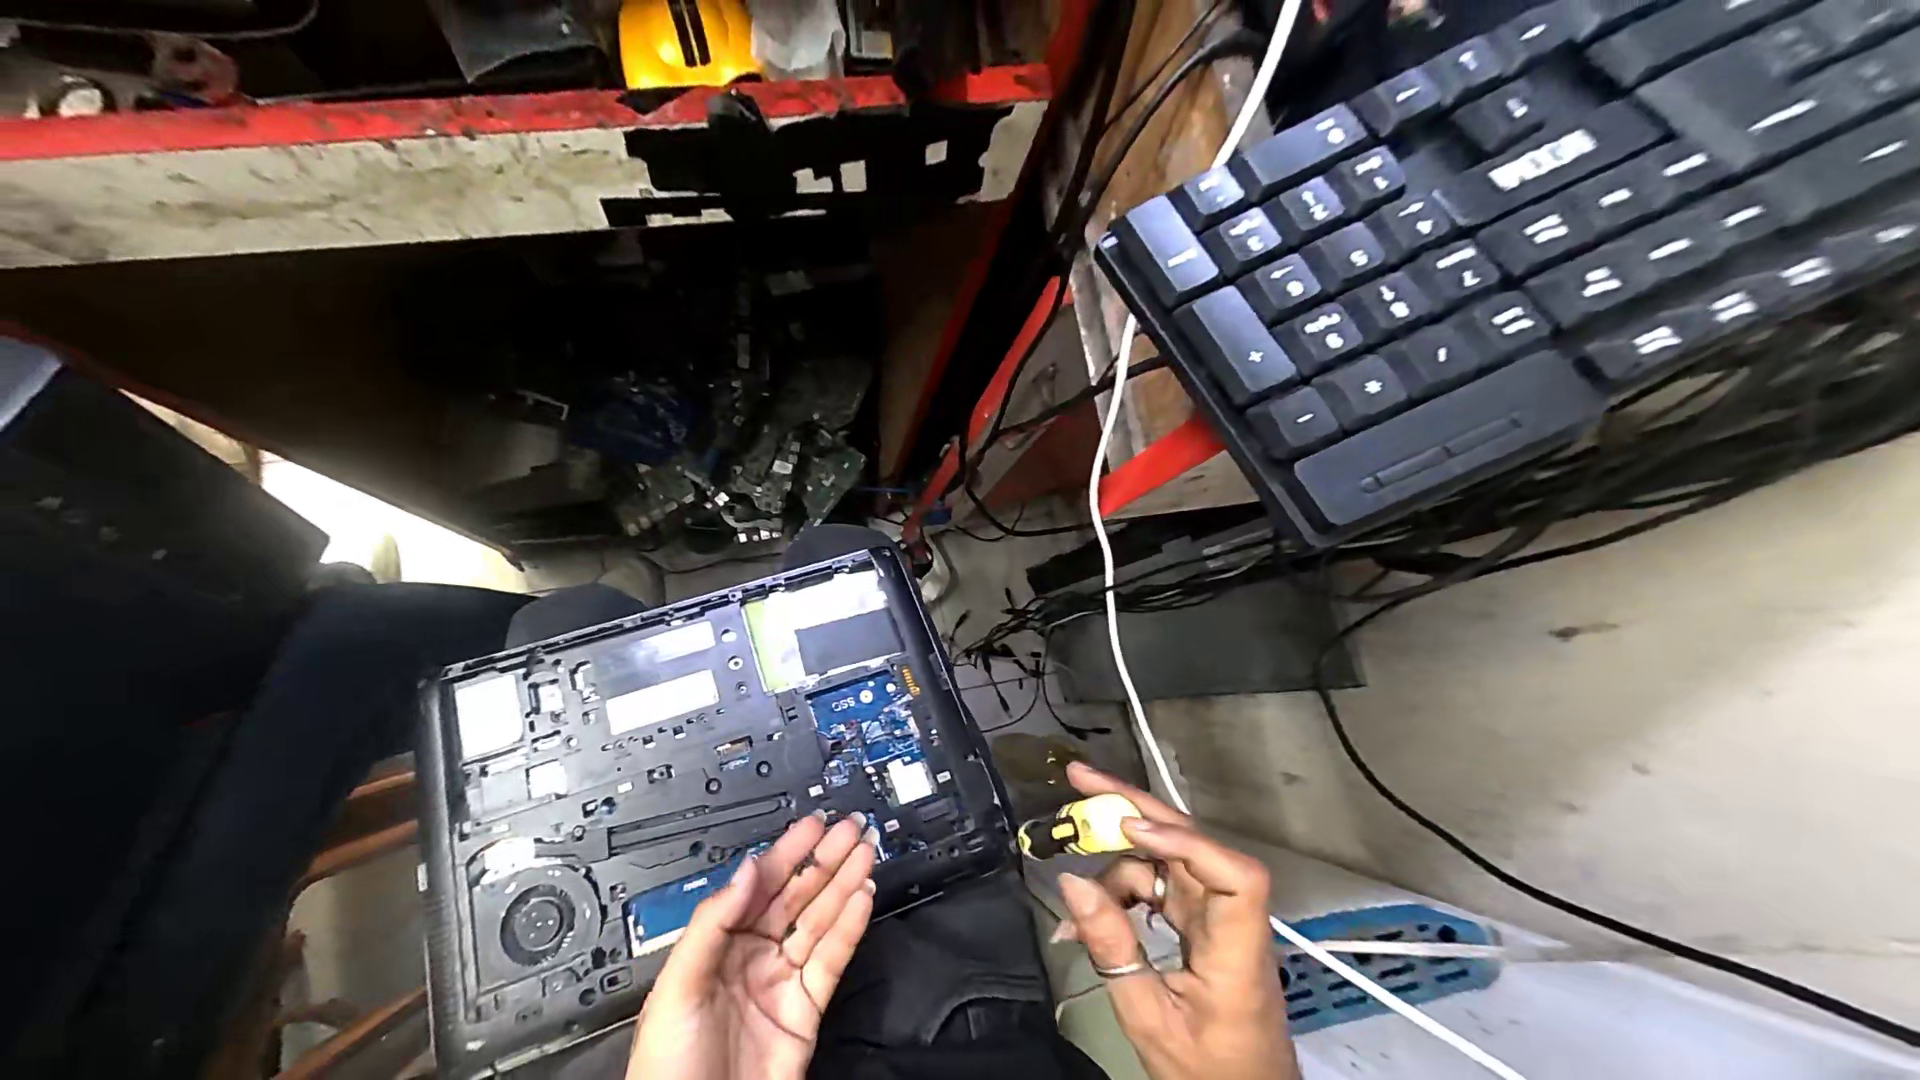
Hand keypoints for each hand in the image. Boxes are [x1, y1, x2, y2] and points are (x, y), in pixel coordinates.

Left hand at [625, 812, 876, 1079]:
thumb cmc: (668, 1071)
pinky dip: (852, 925)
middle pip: (798, 894)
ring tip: (866, 851)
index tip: (813, 824)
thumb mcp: (677, 988)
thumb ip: (711, 923)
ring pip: (821, 918)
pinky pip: (834, 957)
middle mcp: (754, 955)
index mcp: (720, 944)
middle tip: (851, 828)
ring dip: (845, 881)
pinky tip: (862, 896)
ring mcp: (783, 980)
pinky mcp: (807, 1008)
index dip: (790, 850)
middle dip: (826, 858)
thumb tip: (745, 870)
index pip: (761, 884)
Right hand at [1054, 762, 1297, 1079]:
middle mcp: (1230, 917)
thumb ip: (1113, 950)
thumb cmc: (1207, 1072)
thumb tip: (1071, 881)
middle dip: (1132, 805)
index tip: (1128, 828)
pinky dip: (1119, 889)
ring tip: (1071, 872)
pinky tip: (1089, 906)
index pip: (1234, 874)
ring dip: (1114, 858)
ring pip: (1163, 859)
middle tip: (1079, 780)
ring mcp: (1213, 914)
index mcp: (1238, 950)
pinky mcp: (1197, 921)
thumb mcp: (1149, 1019)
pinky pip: (1155, 885)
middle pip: (1191, 842)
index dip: (1183, 840)